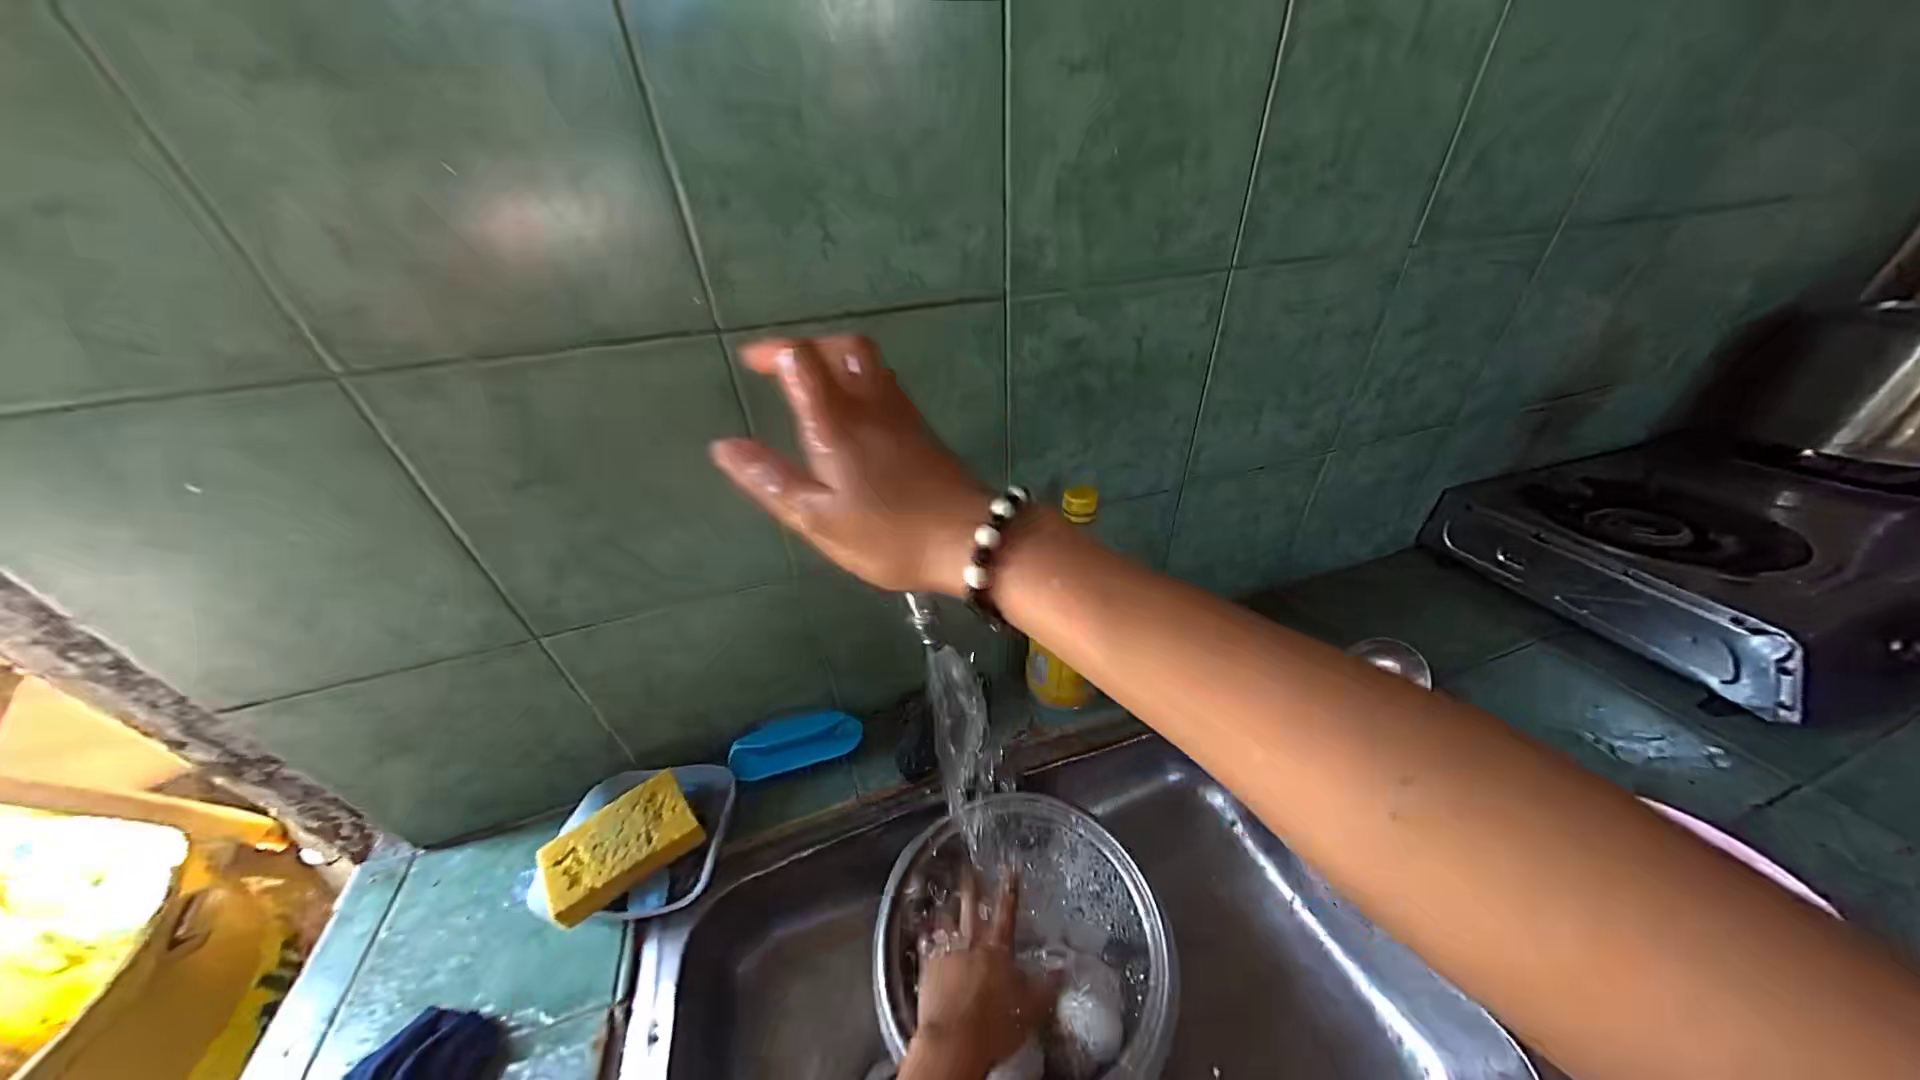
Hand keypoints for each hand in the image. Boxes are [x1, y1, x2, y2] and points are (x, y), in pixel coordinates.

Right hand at [709, 336, 989, 595]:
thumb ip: (771, 480)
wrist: (969, 539)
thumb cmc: (889, 536)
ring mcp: (903, 414)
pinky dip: (861, 382)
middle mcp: (871, 406)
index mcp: (838, 424)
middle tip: (786, 368)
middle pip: (844, 346)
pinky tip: (855, 415)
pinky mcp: (923, 430)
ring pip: (870, 362)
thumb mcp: (818, 519)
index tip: (753, 365)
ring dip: (837, 360)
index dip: (775, 352)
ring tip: (814, 387)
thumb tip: (723, 446)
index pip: (803, 360)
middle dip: (810, 346)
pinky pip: (887, 385)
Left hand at [903, 872, 1057, 1079]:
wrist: (954, 1043)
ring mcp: (948, 952)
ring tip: (947, 896)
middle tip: (969, 867)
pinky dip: (928, 935)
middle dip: (973, 885)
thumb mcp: (1031, 1008)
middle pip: (972, 907)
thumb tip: (1063, 969)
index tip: (1011, 868)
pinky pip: (927, 943)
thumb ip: (1047, 985)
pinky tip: (926, 930)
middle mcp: (972, 943)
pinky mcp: (929, 967)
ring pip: (948, 921)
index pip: (1007, 910)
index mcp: (998, 948)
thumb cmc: (995, 1026)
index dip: (1010, 888)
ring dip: (948, 907)